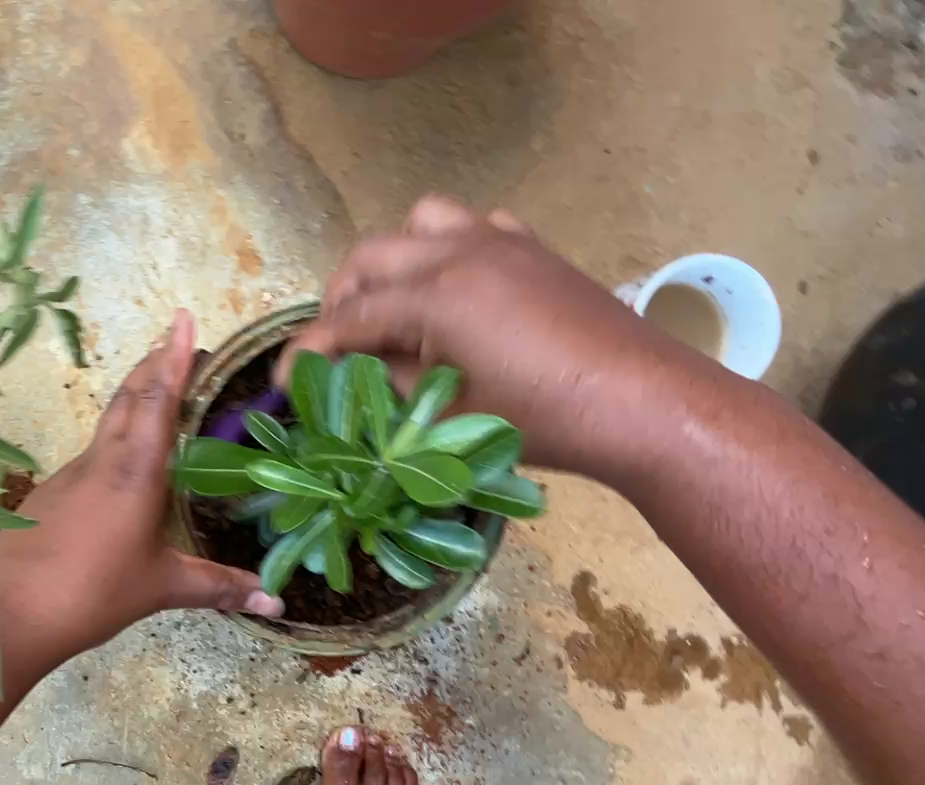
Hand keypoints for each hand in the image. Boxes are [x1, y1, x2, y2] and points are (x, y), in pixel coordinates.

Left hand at [0, 311, 284, 663]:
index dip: (173, 358)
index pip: (157, 400)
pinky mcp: (49, 496)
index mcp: (134, 471)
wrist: (9, 612)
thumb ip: (218, 587)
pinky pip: (90, 456)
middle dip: (153, 364)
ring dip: (131, 398)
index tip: (182, 318)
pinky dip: (112, 441)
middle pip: (127, 398)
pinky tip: (120, 465)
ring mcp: (68, 476)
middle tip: (174, 340)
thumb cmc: (94, 593)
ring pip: (106, 425)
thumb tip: (276, 605)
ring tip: (154, 388)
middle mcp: (99, 462)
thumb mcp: (162, 588)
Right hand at [284, 194, 733, 480]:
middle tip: (336, 350)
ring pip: (418, 222)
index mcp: (436, 295)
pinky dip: (445, 250)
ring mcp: (500, 240)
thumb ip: (385, 382)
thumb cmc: (541, 421)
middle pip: (368, 257)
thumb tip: (343, 373)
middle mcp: (460, 250)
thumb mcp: (446, 413)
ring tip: (391, 310)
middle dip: (339, 302)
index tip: (283, 386)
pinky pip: (472, 225)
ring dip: (390, 263)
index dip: (307, 353)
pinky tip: (453, 292)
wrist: (641, 404)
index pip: (347, 319)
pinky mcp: (532, 247)